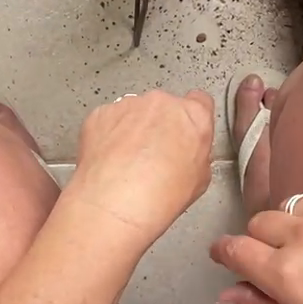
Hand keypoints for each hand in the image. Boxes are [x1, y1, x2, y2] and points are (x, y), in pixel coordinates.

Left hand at [61, 90, 215, 251]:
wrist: (117, 202)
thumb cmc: (160, 195)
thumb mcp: (200, 180)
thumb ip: (196, 152)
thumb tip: (186, 153)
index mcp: (193, 116)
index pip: (199, 102)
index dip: (191, 118)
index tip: (184, 129)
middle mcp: (162, 103)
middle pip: (163, 106)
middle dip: (159, 125)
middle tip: (153, 155)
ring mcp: (129, 105)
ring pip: (133, 112)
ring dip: (132, 130)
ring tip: (127, 162)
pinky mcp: (102, 113)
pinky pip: (108, 119)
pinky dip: (108, 135)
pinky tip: (109, 160)